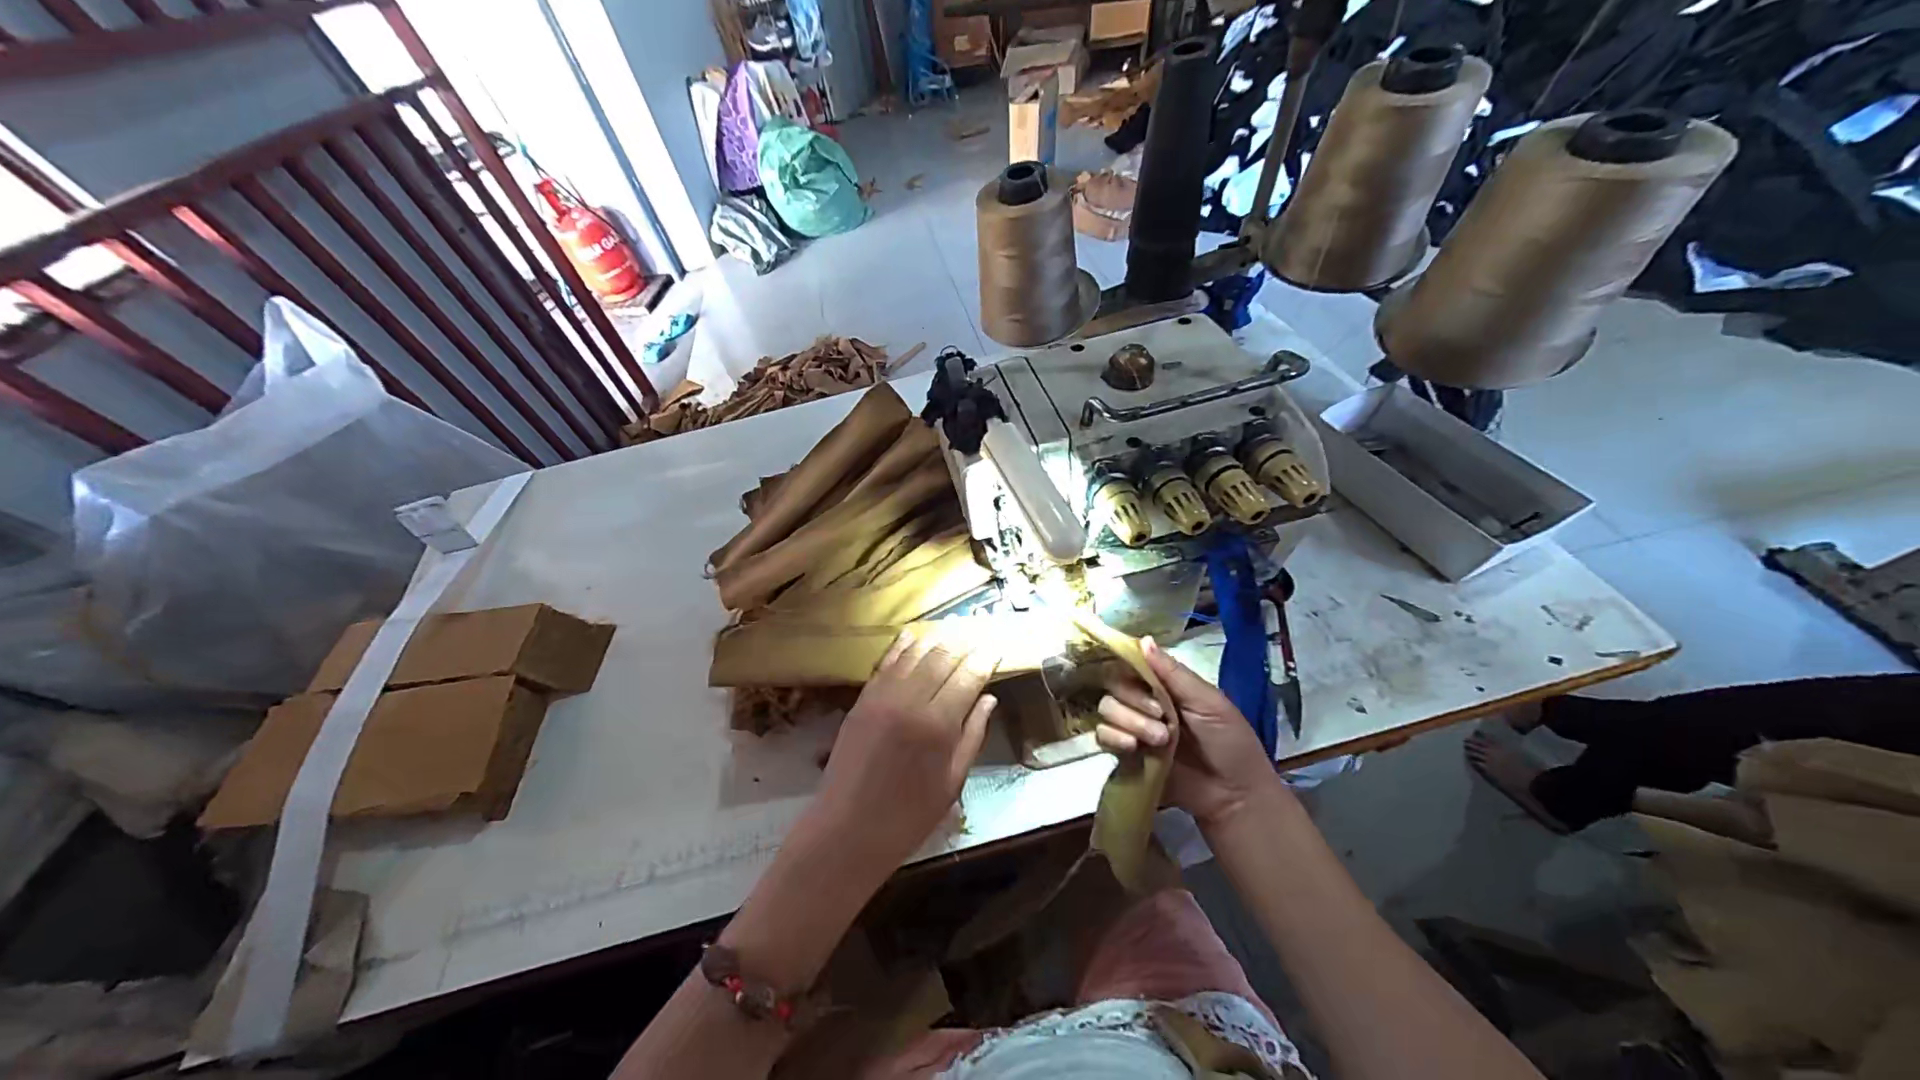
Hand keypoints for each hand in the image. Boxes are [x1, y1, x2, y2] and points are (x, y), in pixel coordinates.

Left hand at [811, 630, 997, 869]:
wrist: (846, 830)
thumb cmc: (908, 817)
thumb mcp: (952, 783)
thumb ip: (972, 736)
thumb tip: (988, 699)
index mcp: (938, 725)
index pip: (968, 677)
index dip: (985, 661)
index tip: (996, 650)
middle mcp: (911, 701)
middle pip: (942, 657)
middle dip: (964, 643)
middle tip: (979, 632)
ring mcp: (882, 697)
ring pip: (914, 653)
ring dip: (936, 639)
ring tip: (953, 629)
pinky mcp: (862, 700)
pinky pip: (886, 663)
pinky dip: (902, 646)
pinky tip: (913, 635)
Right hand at [1096, 636, 1292, 828]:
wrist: (1233, 795)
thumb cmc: (1229, 742)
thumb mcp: (1208, 702)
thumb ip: (1173, 673)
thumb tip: (1143, 639)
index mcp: (1165, 686)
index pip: (1131, 665)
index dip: (1128, 667)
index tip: (1138, 678)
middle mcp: (1144, 702)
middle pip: (1114, 686)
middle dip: (1135, 701)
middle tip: (1162, 718)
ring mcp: (1133, 728)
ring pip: (1107, 710)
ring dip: (1129, 722)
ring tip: (1160, 741)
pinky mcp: (1125, 755)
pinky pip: (1103, 737)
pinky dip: (1114, 738)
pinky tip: (1133, 747)